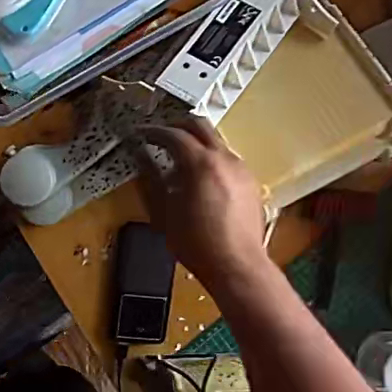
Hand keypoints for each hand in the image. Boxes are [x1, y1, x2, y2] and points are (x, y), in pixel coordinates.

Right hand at [134, 118, 270, 290]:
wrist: (237, 265)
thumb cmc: (196, 243)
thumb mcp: (163, 212)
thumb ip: (150, 179)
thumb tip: (140, 157)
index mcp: (200, 164)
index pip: (173, 134)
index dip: (152, 132)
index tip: (141, 134)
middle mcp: (225, 159)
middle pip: (199, 125)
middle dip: (177, 126)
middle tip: (159, 136)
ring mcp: (241, 169)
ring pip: (215, 142)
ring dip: (194, 144)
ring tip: (177, 164)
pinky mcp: (250, 183)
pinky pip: (226, 160)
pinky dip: (209, 160)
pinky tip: (198, 182)